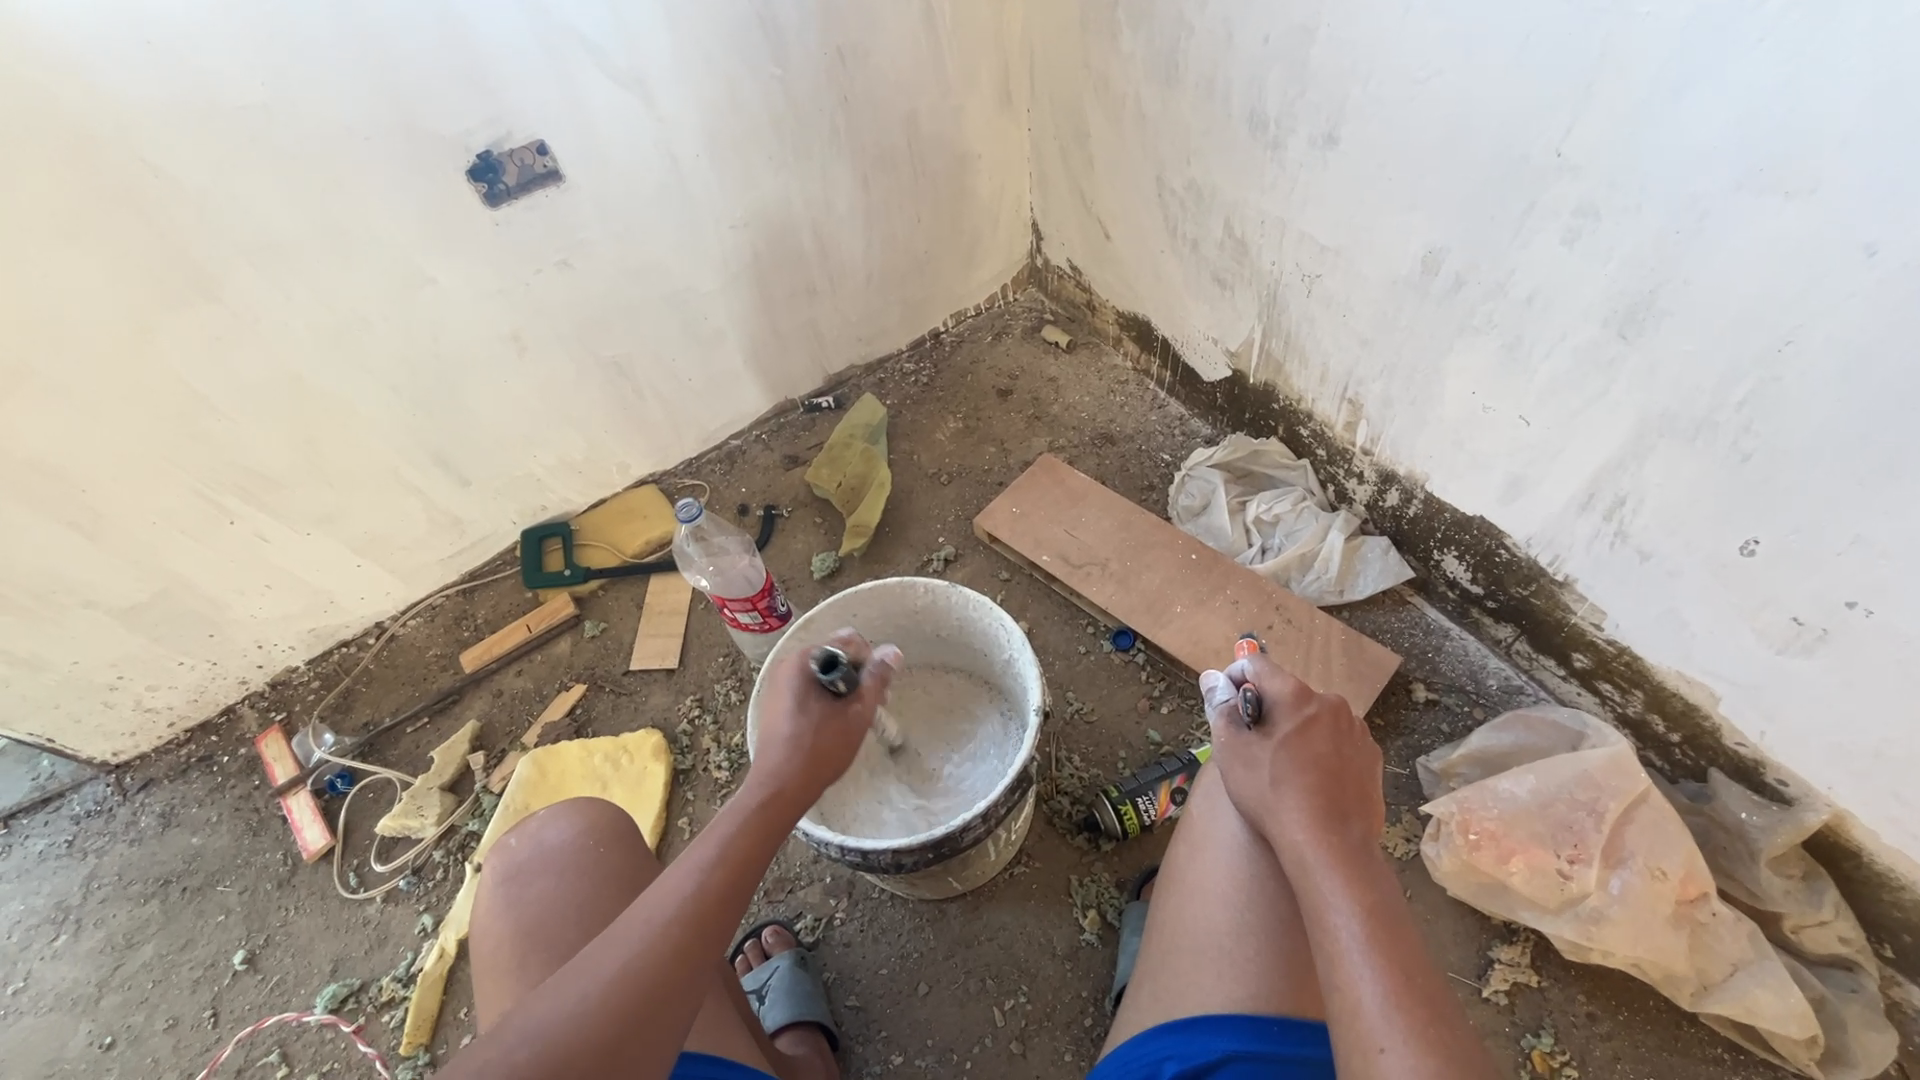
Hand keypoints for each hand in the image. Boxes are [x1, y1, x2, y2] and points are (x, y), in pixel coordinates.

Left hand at [746, 629, 901, 814]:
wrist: (779, 788)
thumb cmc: (820, 749)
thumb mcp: (857, 713)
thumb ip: (876, 679)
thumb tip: (893, 650)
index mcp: (805, 659)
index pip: (851, 642)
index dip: (871, 665)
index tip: (880, 694)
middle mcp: (789, 664)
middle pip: (836, 657)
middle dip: (859, 678)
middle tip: (873, 708)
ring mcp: (780, 683)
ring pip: (825, 675)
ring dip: (845, 691)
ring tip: (856, 719)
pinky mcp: (778, 702)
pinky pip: (810, 689)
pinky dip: (827, 699)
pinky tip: (835, 724)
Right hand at [1199, 653, 1383, 864]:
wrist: (1331, 847)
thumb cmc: (1273, 795)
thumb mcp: (1232, 752)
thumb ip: (1221, 707)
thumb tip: (1212, 678)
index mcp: (1295, 695)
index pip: (1257, 664)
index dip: (1235, 677)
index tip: (1225, 701)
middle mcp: (1331, 703)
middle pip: (1288, 693)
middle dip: (1266, 709)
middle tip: (1252, 744)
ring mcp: (1357, 730)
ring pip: (1314, 718)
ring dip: (1296, 729)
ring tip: (1284, 767)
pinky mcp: (1372, 758)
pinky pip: (1337, 741)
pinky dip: (1321, 750)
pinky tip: (1312, 781)